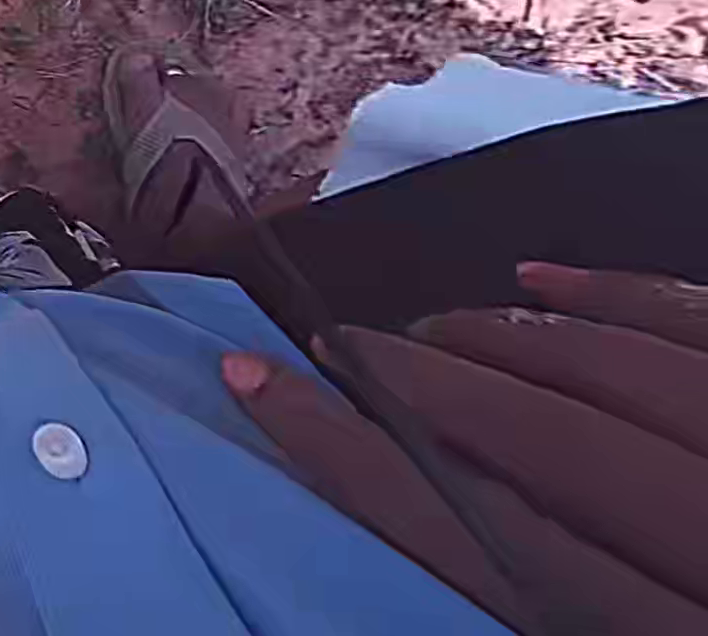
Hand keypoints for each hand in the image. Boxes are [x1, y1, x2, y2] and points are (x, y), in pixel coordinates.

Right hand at [222, 263, 707, 633]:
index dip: (335, 443)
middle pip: (536, 438)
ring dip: (494, 336)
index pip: (465, 525)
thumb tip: (366, 502)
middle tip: (335, 343)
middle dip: (404, 374)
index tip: (248, 375)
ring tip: (431, 326)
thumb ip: (493, 593)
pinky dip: (627, 296)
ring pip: (627, 377)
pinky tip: (543, 282)